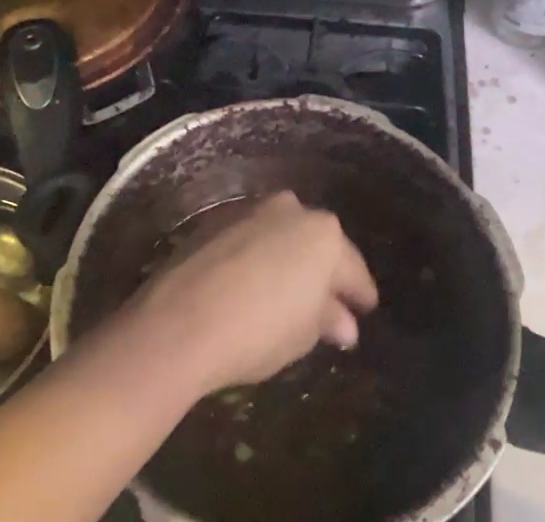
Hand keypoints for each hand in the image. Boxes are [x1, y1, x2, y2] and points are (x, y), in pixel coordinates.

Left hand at [124, 191, 378, 394]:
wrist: (179, 323)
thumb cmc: (259, 330)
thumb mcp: (304, 333)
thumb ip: (327, 319)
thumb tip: (342, 322)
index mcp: (323, 234)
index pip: (352, 267)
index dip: (360, 292)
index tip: (365, 308)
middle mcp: (289, 210)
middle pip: (314, 243)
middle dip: (322, 272)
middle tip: (329, 303)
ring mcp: (247, 211)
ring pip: (279, 236)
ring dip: (286, 261)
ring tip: (288, 295)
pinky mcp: (212, 221)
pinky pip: (248, 240)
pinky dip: (255, 258)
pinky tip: (253, 284)